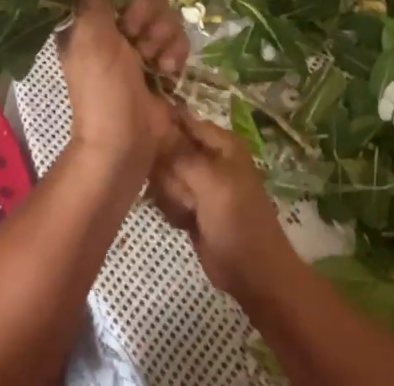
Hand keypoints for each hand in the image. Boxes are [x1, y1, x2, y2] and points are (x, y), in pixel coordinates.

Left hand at [57, 0, 188, 170]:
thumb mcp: (93, 39)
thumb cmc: (103, 89)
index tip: (125, 14)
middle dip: (149, 20)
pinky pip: (178, 39)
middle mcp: (114, 28)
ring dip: (164, 39)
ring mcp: (139, 45)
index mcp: (89, 20)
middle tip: (138, 43)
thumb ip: (93, 0)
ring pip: (165, 17)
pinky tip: (166, 72)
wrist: (128, 141)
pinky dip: (175, 55)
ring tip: (153, 63)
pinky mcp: (161, 61)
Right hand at [149, 112, 296, 295]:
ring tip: (185, 209)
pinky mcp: (190, 204)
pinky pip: (165, 196)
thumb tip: (152, 124)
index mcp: (220, 142)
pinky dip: (170, 208)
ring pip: (162, 173)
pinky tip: (182, 221)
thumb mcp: (211, 182)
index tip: (141, 139)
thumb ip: (180, 154)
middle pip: (166, 147)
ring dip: (168, 192)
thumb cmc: (237, 221)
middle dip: (166, 170)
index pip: (181, 119)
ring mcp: (198, 182)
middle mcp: (208, 156)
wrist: (252, 274)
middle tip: (179, 190)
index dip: (160, 125)